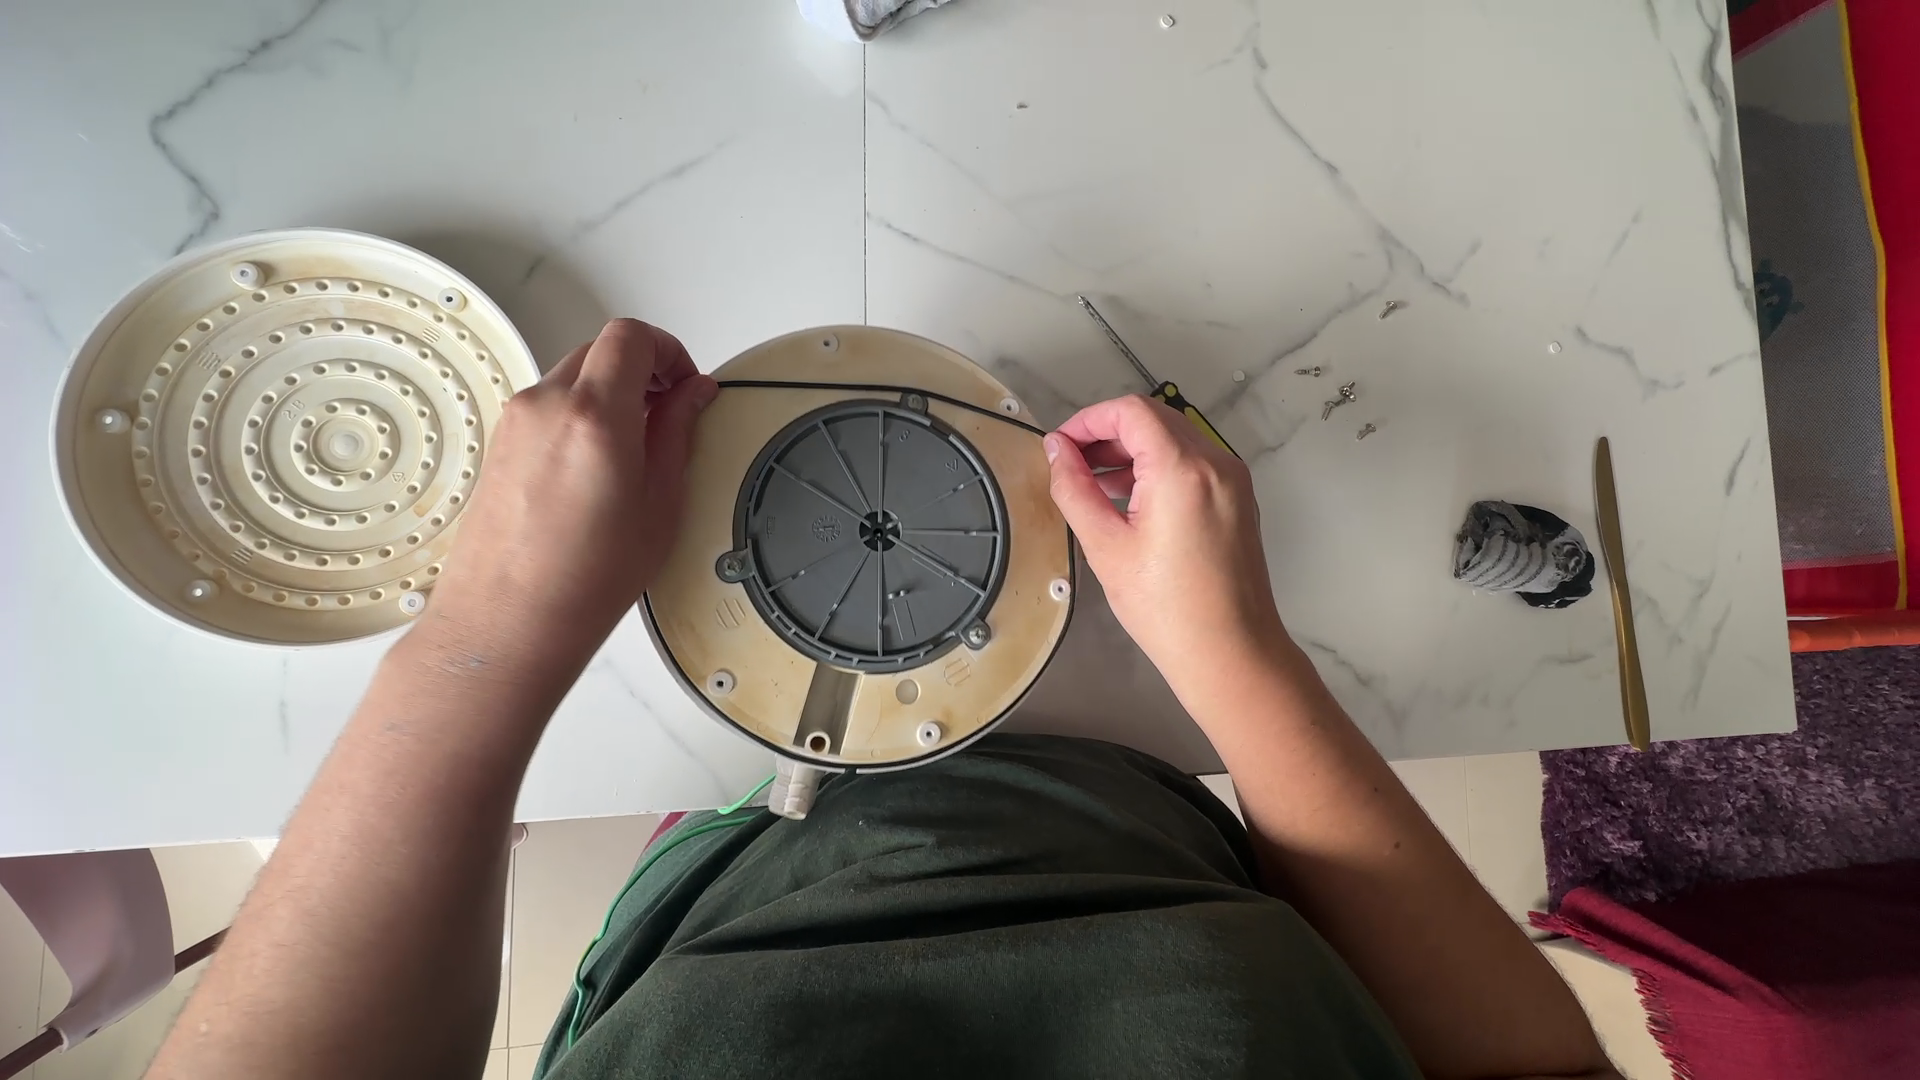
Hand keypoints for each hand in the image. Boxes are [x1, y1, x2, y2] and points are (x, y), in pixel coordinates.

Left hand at [423, 319, 717, 668]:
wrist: (510, 619)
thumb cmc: (593, 574)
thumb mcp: (661, 502)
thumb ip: (678, 432)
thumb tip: (695, 392)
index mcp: (595, 415)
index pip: (632, 337)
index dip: (669, 351)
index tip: (686, 386)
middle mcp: (547, 404)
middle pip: (602, 350)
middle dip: (644, 369)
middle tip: (671, 413)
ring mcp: (515, 420)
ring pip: (575, 375)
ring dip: (613, 391)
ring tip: (637, 447)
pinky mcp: (499, 441)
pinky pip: (550, 404)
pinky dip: (583, 412)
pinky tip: (599, 465)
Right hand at [1044, 395, 1288, 702]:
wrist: (1230, 652)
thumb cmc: (1165, 607)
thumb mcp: (1105, 546)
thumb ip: (1074, 489)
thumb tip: (1055, 451)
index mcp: (1183, 469)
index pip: (1131, 412)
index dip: (1088, 420)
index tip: (1060, 446)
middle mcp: (1216, 463)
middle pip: (1154, 419)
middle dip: (1107, 433)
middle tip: (1070, 463)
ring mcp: (1232, 480)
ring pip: (1173, 439)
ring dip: (1130, 450)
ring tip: (1092, 484)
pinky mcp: (1236, 499)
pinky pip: (1191, 463)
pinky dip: (1156, 467)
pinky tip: (1129, 499)